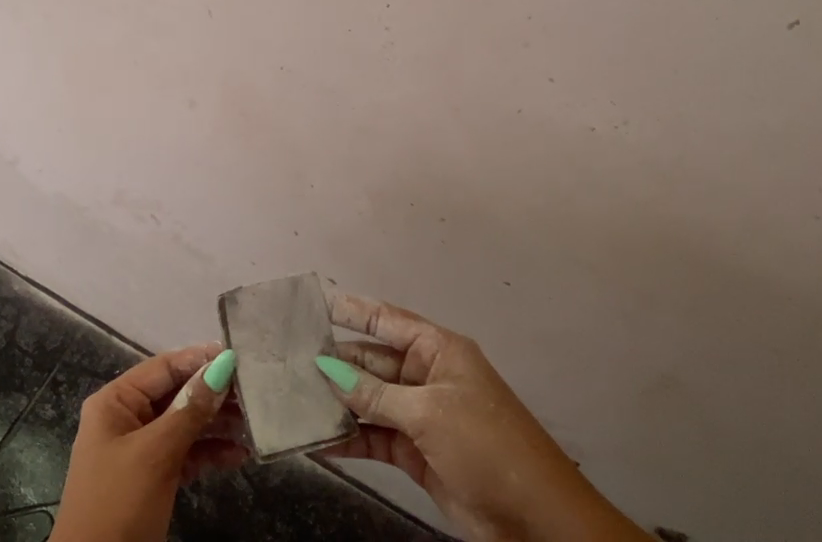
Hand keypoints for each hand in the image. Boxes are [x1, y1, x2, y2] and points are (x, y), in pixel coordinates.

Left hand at [51, 344, 246, 541]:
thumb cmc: (118, 501)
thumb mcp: (155, 453)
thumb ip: (189, 410)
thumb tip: (221, 368)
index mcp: (116, 402)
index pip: (162, 368)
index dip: (198, 360)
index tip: (238, 357)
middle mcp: (128, 419)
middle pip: (176, 395)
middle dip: (213, 395)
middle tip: (254, 394)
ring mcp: (141, 449)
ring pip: (185, 425)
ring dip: (217, 425)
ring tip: (254, 423)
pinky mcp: (154, 477)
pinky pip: (187, 454)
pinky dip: (211, 453)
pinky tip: (239, 456)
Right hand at [314, 290, 649, 541]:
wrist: (535, 518)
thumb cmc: (486, 445)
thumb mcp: (429, 412)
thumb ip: (375, 393)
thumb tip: (327, 370)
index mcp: (439, 352)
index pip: (388, 320)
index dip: (352, 310)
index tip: (313, 302)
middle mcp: (427, 377)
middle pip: (372, 361)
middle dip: (335, 361)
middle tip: (287, 359)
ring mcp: (420, 416)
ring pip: (368, 400)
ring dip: (336, 401)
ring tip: (291, 396)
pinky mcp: (415, 452)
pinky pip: (373, 437)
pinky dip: (347, 438)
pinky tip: (316, 438)